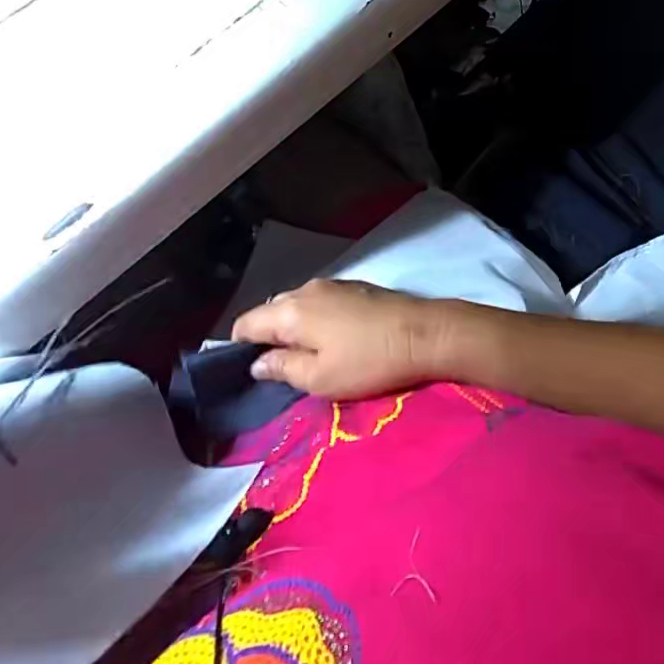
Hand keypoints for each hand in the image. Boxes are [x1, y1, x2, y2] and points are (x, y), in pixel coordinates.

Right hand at [231, 280, 452, 399]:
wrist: (424, 333)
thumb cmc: (368, 361)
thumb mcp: (319, 378)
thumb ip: (282, 368)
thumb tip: (257, 363)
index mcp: (290, 311)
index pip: (245, 324)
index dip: (239, 348)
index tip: (249, 371)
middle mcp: (306, 290)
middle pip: (271, 312)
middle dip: (268, 337)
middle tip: (281, 368)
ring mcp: (333, 284)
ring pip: (298, 305)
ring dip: (295, 327)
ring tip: (308, 355)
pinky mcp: (357, 287)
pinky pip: (321, 302)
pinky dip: (317, 319)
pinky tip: (334, 338)